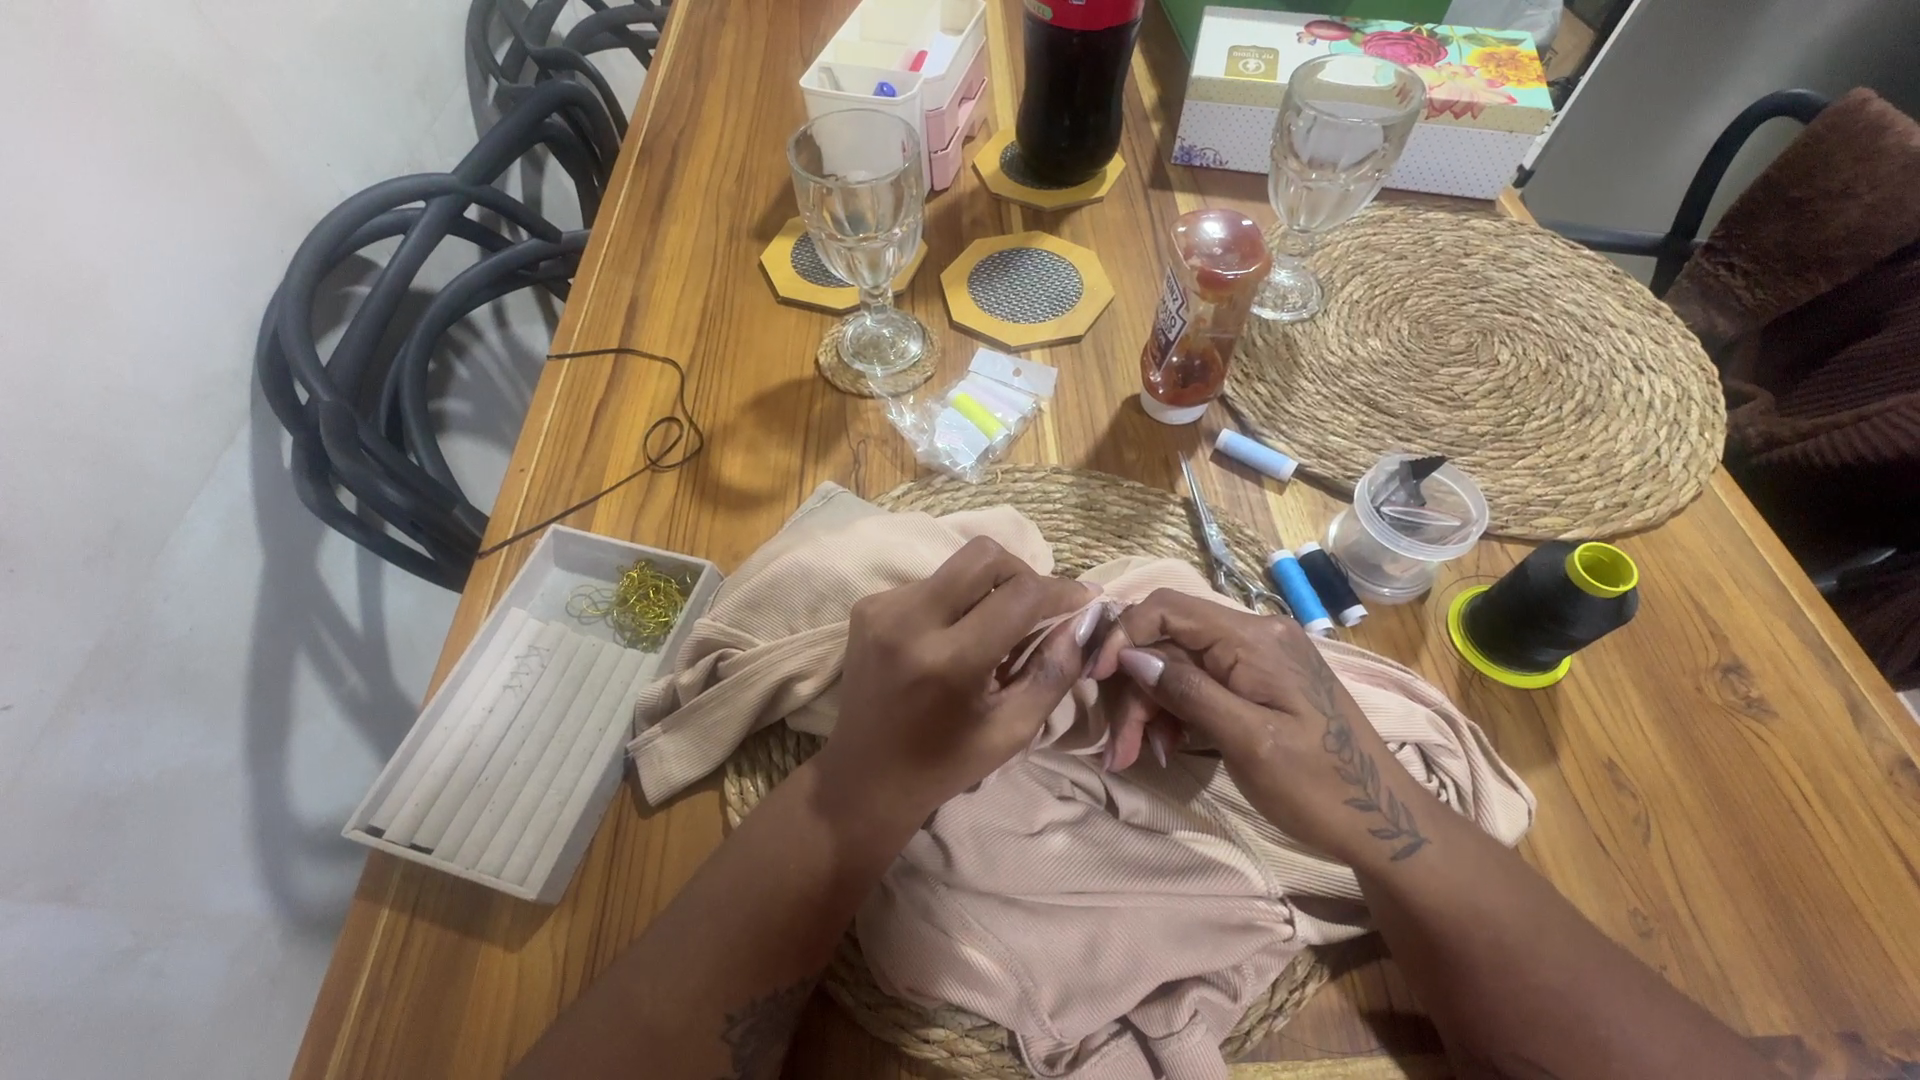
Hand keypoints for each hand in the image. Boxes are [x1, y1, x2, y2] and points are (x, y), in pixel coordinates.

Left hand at [814, 536, 1101, 827]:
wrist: (863, 777)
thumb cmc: (944, 763)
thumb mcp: (1013, 730)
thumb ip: (1055, 670)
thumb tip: (1084, 618)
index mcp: (949, 662)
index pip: (1020, 595)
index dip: (1060, 591)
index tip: (1081, 601)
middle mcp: (910, 622)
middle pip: (984, 555)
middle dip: (1022, 573)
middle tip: (1036, 607)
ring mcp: (882, 609)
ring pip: (957, 566)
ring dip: (986, 589)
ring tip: (992, 631)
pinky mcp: (867, 606)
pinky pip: (929, 583)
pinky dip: (954, 602)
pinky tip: (954, 639)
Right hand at [1089, 589, 1431, 864]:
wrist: (1386, 823)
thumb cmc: (1320, 787)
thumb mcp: (1249, 742)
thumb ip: (1188, 691)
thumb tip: (1131, 654)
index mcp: (1254, 639)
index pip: (1167, 608)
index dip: (1122, 635)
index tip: (1094, 679)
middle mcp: (1254, 635)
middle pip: (1168, 643)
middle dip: (1135, 692)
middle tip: (1121, 750)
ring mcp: (1257, 658)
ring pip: (1178, 667)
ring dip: (1151, 709)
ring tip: (1140, 756)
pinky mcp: (1258, 682)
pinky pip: (1201, 683)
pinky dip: (1177, 713)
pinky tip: (1170, 748)